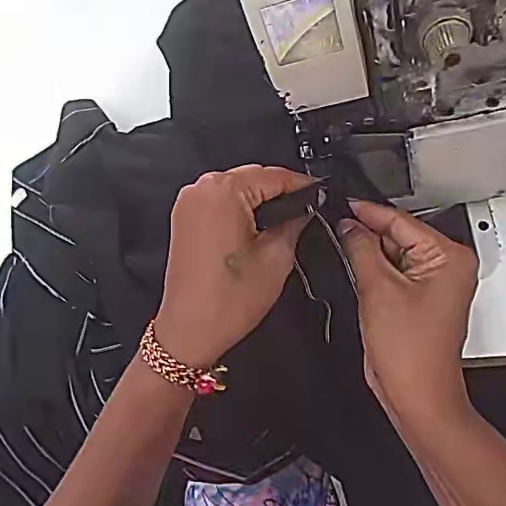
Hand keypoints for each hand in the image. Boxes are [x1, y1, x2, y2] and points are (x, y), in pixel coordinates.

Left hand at [150, 165, 313, 368]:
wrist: (191, 330)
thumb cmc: (225, 301)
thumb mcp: (278, 256)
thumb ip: (295, 221)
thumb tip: (304, 208)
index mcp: (222, 192)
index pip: (274, 175)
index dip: (303, 184)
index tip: (320, 192)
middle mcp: (201, 191)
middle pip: (254, 177)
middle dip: (281, 192)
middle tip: (307, 210)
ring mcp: (189, 204)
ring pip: (238, 189)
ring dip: (261, 201)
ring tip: (284, 223)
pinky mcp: (185, 219)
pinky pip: (221, 202)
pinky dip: (241, 210)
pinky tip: (258, 230)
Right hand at [337, 199, 477, 417]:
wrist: (417, 396)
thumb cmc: (413, 355)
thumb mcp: (378, 289)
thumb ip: (361, 248)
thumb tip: (350, 225)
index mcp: (450, 257)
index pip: (402, 220)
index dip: (368, 213)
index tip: (344, 205)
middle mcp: (448, 267)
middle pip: (399, 235)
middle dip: (368, 235)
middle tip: (338, 228)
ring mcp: (435, 284)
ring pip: (393, 255)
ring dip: (369, 256)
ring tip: (347, 256)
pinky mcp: (420, 299)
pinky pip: (394, 274)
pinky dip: (375, 274)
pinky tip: (361, 279)